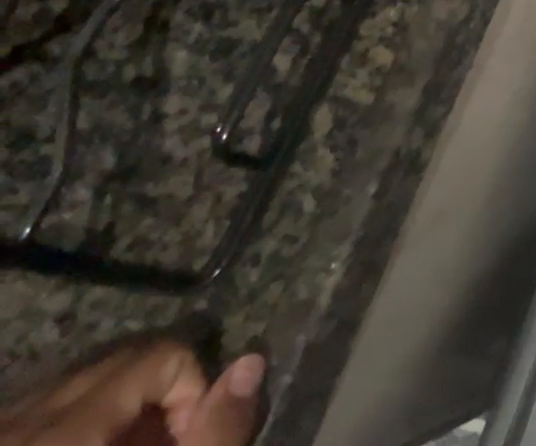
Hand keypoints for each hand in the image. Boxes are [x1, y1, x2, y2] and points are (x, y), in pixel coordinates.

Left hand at [0, 341, 262, 445]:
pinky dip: (82, 427)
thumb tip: (251, 361)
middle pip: (118, 364)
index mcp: (65, 434)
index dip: (191, 390)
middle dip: (158, 399)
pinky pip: (44, 411)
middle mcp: (16, 424)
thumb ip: (217, 431)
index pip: (157, 358)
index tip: (187, 440)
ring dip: (120, 411)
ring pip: (79, 386)